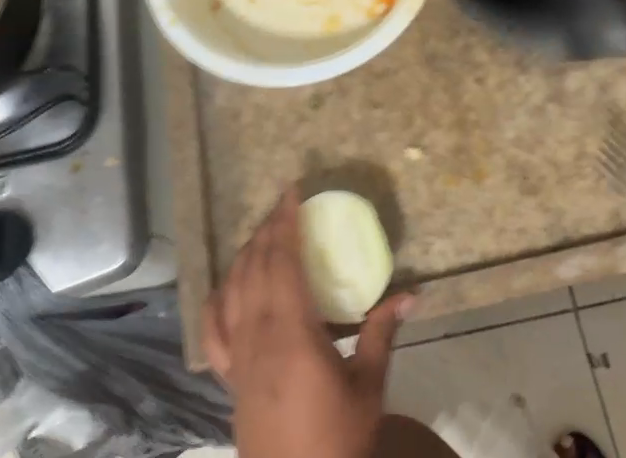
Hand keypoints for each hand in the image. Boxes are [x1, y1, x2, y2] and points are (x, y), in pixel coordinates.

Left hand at [204, 188, 413, 457]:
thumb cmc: (338, 438)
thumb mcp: (368, 387)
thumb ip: (381, 333)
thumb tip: (412, 294)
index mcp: (291, 334)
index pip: (282, 261)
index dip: (285, 223)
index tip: (292, 192)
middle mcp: (255, 336)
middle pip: (255, 267)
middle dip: (268, 229)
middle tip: (284, 205)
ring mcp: (235, 356)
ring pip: (232, 289)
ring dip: (246, 254)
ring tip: (263, 234)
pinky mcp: (227, 376)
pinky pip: (213, 326)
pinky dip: (218, 296)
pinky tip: (226, 285)